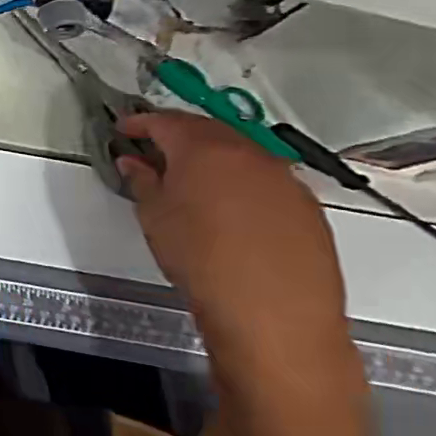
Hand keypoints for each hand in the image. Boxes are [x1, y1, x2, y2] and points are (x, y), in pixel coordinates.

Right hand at [116, 112, 354, 377]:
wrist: (272, 314)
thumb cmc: (204, 261)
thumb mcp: (154, 215)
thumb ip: (142, 180)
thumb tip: (137, 166)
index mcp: (205, 149)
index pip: (165, 121)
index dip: (140, 122)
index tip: (127, 128)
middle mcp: (249, 155)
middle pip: (207, 130)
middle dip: (178, 135)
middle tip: (154, 148)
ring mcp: (285, 180)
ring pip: (241, 154)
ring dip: (213, 159)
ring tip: (190, 180)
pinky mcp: (308, 209)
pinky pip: (268, 181)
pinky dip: (243, 183)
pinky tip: (229, 209)